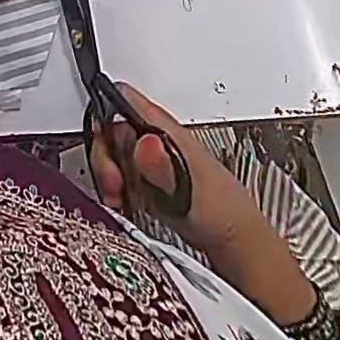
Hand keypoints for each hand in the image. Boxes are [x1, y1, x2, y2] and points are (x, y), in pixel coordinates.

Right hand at [89, 84, 316, 323]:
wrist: (234, 240)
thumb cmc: (219, 211)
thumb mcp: (186, 190)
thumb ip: (163, 167)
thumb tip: (144, 142)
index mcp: (166, 127)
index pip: (122, 99)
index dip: (104, 117)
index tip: (105, 149)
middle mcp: (157, 136)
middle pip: (111, 128)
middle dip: (105, 156)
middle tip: (114, 184)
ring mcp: (153, 156)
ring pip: (113, 152)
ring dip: (108, 176)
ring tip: (119, 198)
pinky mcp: (150, 176)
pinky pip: (120, 172)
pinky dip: (115, 188)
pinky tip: (124, 204)